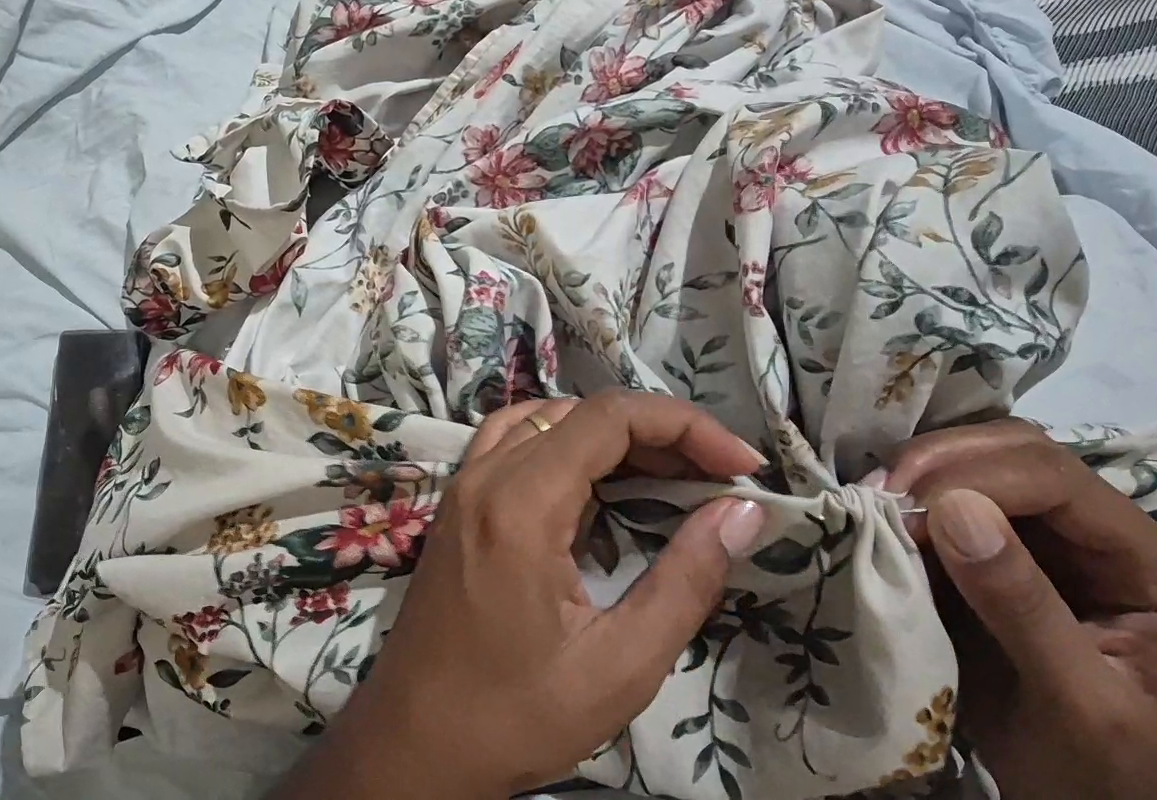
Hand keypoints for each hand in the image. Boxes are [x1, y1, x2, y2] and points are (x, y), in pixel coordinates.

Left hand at [270, 393, 768, 798]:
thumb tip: (739, 510)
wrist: (414, 741)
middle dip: (657, 434)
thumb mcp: (621, 663)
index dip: (684, 425)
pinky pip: (512, 445)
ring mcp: (462, 486)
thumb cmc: (516, 713)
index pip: (608, 417)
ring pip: (544, 423)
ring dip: (610, 437)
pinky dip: (564, 447)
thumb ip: (685, 579)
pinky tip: (598, 488)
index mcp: (520, 503)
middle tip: (716, 482)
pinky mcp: (456, 505)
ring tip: (669, 479)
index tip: (742, 465)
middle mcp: (484, 476)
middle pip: (578, 415)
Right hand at [882, 420, 1156, 799]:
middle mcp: (1106, 537)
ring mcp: (1053, 541)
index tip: (898, 506)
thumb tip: (953, 509)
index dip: (973, 475)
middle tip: (878, 496)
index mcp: (1151, 567)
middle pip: (1020, 451)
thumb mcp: (1078, 703)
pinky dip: (912, 496)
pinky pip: (953, 497)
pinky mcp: (1002, 552)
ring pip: (982, 462)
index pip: (1056, 479)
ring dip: (921, 473)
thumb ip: (1023, 607)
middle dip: (941, 461)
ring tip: (874, 505)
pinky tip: (882, 514)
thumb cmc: (1097, 770)